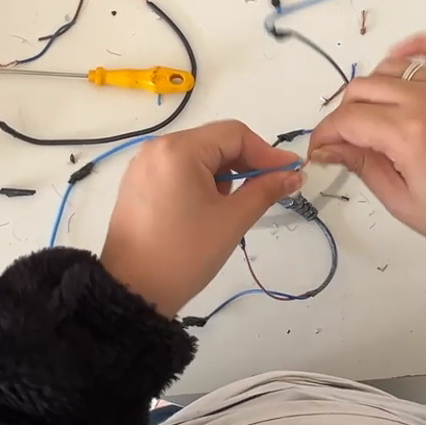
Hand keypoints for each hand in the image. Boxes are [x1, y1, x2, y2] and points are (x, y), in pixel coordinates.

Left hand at [101, 120, 304, 314]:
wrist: (133, 290)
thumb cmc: (185, 253)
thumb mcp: (232, 220)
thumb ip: (265, 190)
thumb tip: (292, 174)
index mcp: (179, 149)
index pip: (234, 134)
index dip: (266, 152)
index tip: (289, 173)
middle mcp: (157, 147)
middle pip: (214, 141)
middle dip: (244, 164)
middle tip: (266, 191)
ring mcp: (144, 165)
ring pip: (197, 156)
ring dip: (222, 175)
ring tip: (227, 209)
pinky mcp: (138, 183)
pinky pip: (178, 169)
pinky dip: (199, 182)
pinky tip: (205, 210)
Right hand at [308, 33, 425, 259]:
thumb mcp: (401, 201)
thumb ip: (360, 165)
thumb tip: (324, 149)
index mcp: (407, 134)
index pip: (347, 119)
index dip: (324, 134)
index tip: (320, 151)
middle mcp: (425, 100)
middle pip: (362, 88)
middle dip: (344, 114)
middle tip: (348, 141)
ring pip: (391, 68)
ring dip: (374, 88)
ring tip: (376, 115)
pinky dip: (418, 46)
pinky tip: (401, 58)